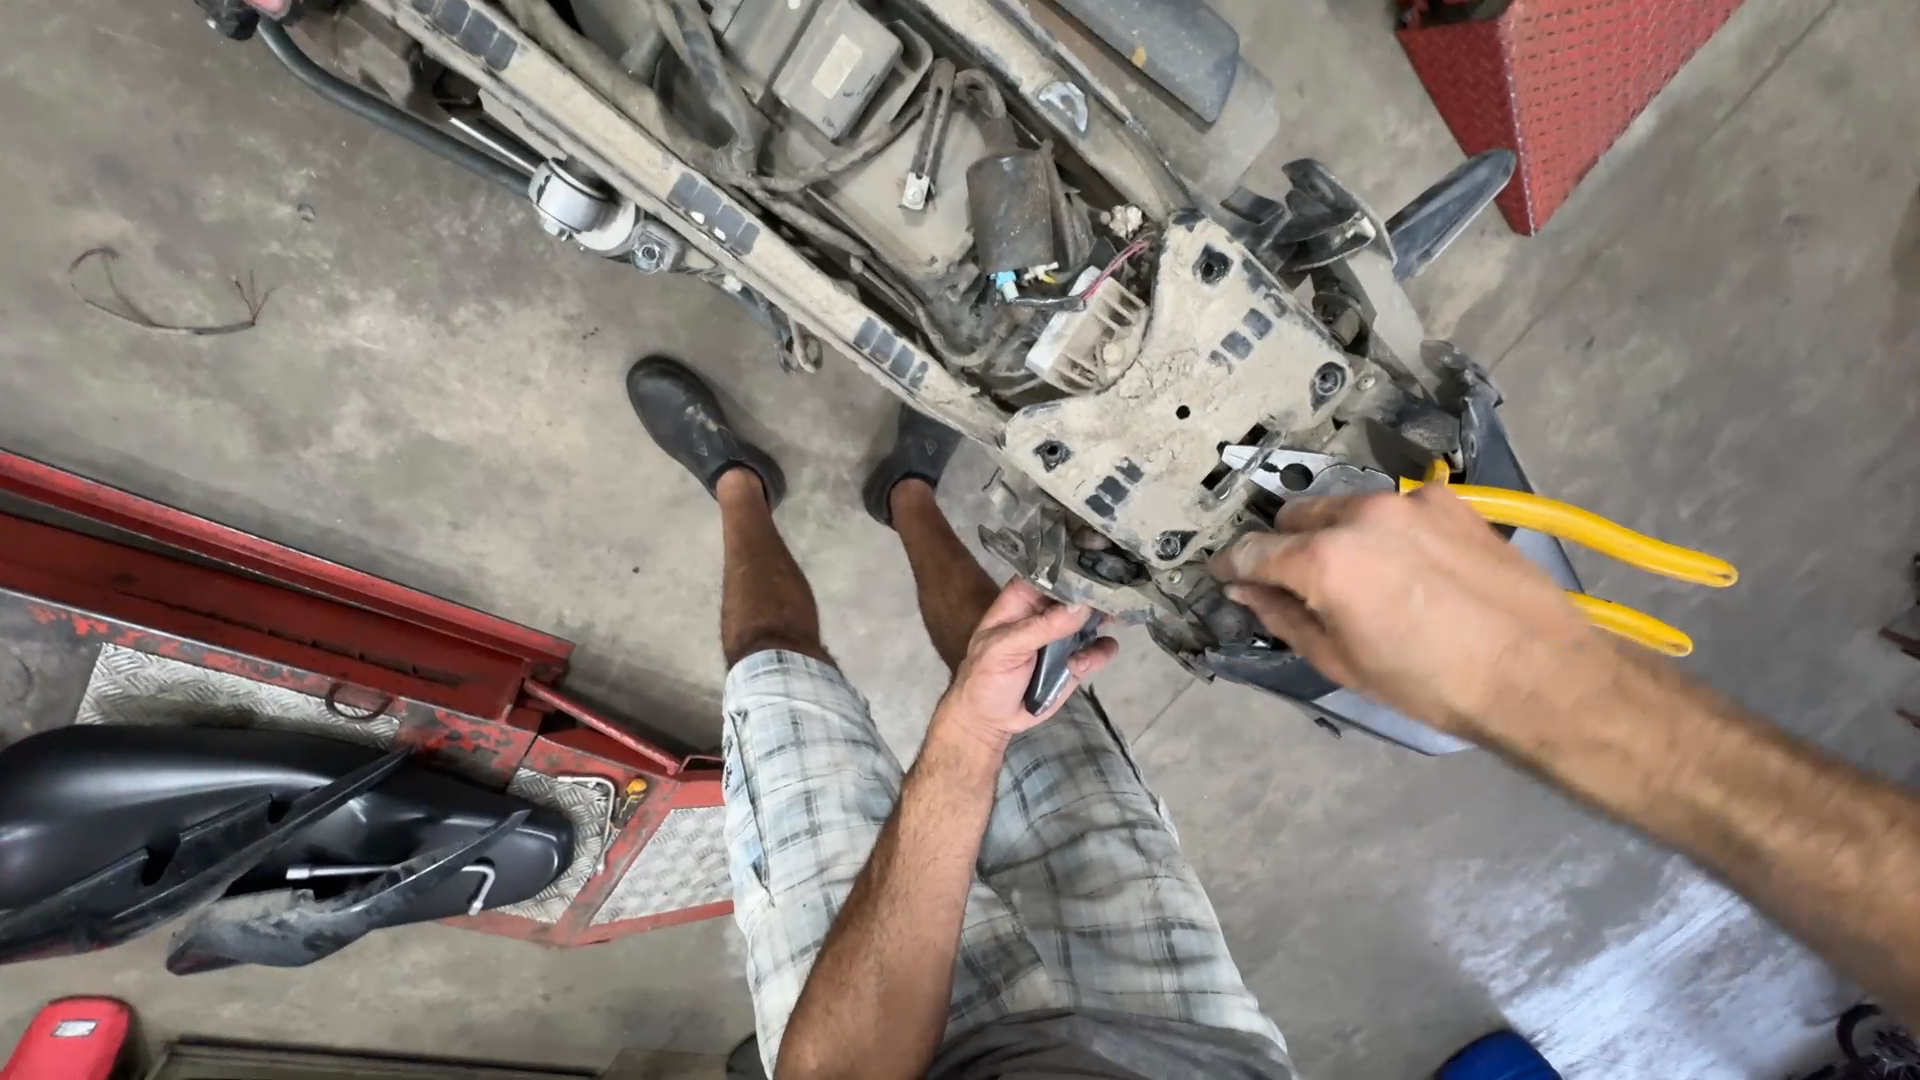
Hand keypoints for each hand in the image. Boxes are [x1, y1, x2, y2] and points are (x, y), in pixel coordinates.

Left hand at [934, 579, 1119, 749]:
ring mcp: (1064, 635)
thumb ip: (1041, 628)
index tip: (1095, 558)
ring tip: (1097, 633)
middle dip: (1097, 590)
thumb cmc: (984, 676)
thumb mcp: (1003, 649)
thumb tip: (1080, 606)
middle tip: (1114, 594)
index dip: (1069, 563)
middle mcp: (1047, 611)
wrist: (989, 719)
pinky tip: (1079, 666)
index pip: (1048, 570)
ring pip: (1096, 617)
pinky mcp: (1077, 659)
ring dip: (1105, 621)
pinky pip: (1100, 648)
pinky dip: (1100, 653)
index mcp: (1021, 599)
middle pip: (1078, 589)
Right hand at [1207, 487, 1610, 739]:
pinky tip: (1404, 564)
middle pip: (1292, 518)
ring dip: (1330, 535)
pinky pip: (1387, 507)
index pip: (1251, 551)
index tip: (1224, 576)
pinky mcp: (1445, 500)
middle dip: (1284, 548)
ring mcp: (1405, 502)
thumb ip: (1282, 615)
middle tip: (1300, 586)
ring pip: (1338, 507)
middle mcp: (1357, 516)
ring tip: (1359, 576)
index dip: (1230, 566)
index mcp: (1324, 560)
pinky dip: (1378, 529)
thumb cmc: (1429, 683)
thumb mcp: (1339, 660)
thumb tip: (1245, 589)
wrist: (1541, 675)